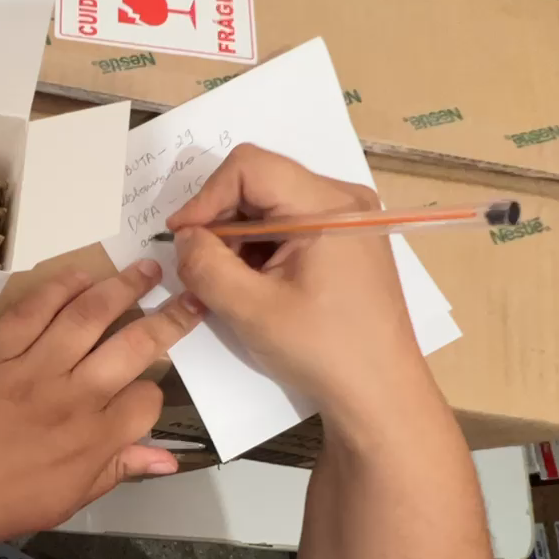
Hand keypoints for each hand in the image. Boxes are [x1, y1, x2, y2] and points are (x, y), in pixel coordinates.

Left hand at [0, 261, 203, 545]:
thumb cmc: (4, 503)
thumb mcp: (69, 499)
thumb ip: (118, 470)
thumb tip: (169, 458)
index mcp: (95, 439)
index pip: (148, 398)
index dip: (153, 391)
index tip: (143, 387)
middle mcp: (74, 397)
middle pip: (134, 345)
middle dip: (168, 317)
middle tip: (186, 293)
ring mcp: (33, 369)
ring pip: (88, 316)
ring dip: (122, 287)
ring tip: (145, 268)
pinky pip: (32, 312)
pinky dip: (59, 288)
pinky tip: (81, 275)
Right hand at [165, 144, 433, 425]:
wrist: (377, 391)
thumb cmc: (322, 350)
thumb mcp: (250, 309)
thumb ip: (206, 266)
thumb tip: (183, 238)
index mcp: (329, 207)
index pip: (250, 167)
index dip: (205, 197)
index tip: (181, 238)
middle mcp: (342, 200)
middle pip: (258, 182)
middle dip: (219, 221)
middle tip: (200, 266)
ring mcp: (345, 219)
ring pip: (266, 205)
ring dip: (234, 238)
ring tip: (225, 282)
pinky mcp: (340, 240)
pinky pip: (283, 225)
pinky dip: (255, 249)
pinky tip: (249, 284)